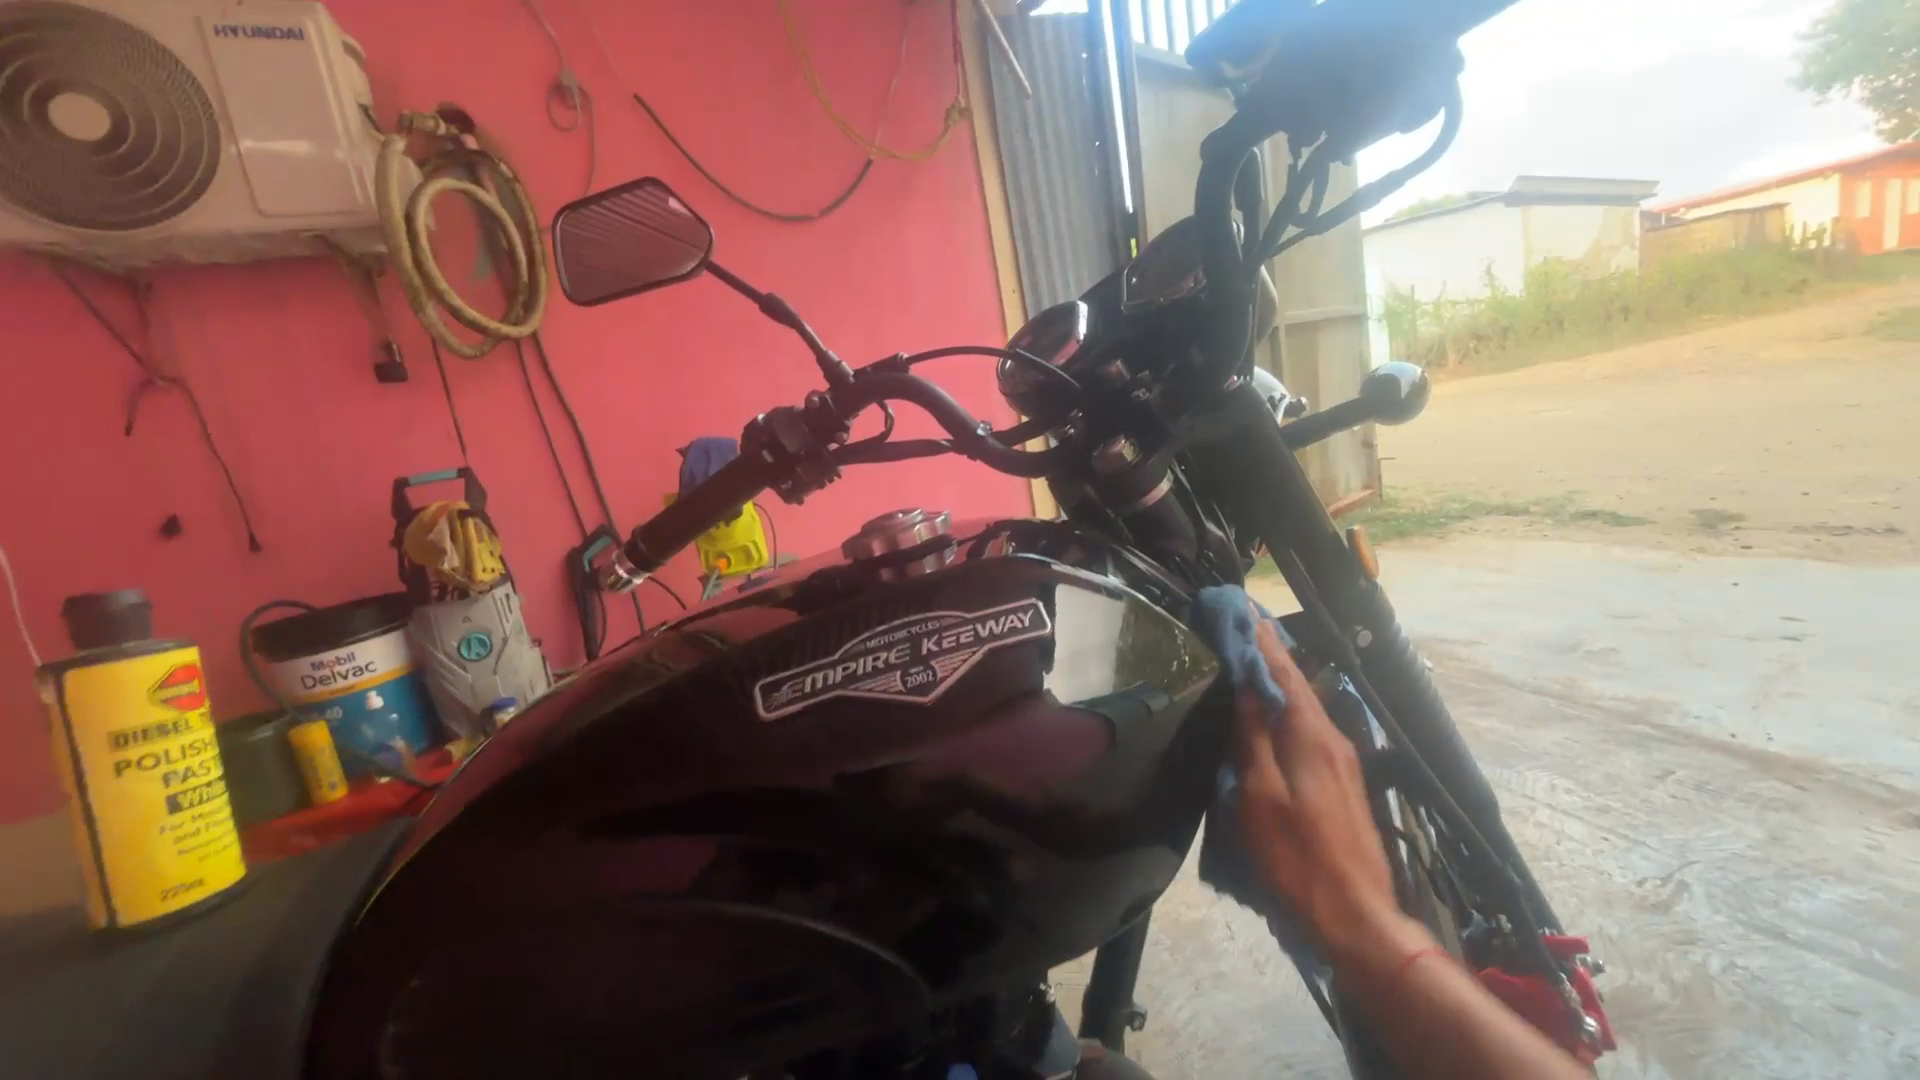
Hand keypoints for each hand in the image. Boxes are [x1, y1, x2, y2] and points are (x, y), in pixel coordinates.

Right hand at [1231, 607, 1418, 961]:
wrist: (1356, 917)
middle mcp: (1334, 739)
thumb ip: (1254, 739)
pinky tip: (1277, 709)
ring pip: (1307, 705)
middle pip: (1299, 684)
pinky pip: (1312, 727)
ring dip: (1281, 678)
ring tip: (1255, 657)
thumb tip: (1247, 688)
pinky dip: (1290, 705)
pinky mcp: (1344, 782)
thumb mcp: (1260, 797)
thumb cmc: (1297, 857)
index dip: (1262, 641)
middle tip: (1244, 625)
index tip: (1243, 609)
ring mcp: (1344, 761)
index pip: (1284, 673)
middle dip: (1271, 653)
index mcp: (1311, 736)